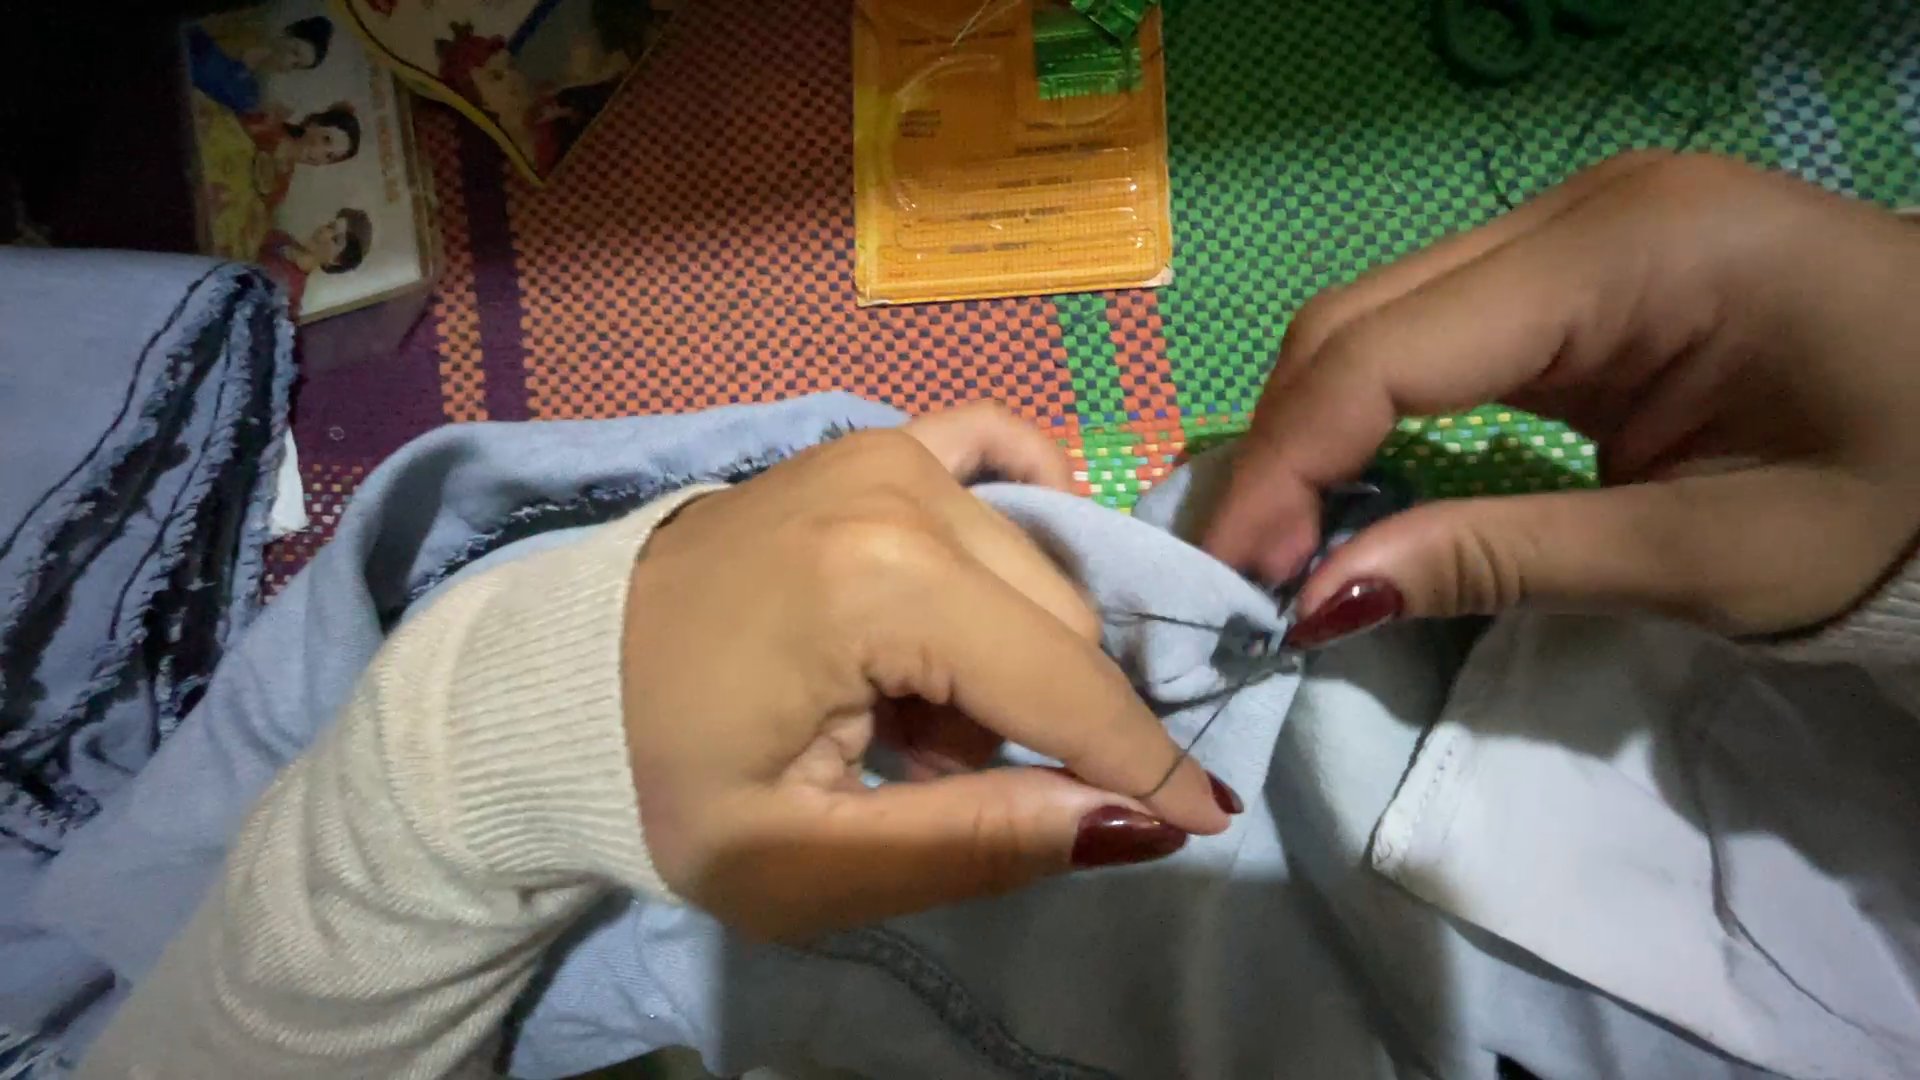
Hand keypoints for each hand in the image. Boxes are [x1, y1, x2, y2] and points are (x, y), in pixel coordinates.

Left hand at [621, 404, 1233, 938]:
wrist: (561, 682)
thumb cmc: (667, 779)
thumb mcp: (807, 861)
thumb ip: (976, 840)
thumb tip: (1131, 822)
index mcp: (875, 586)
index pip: (1059, 684)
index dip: (1140, 764)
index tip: (1205, 818)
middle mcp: (899, 490)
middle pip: (1058, 623)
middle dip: (1036, 720)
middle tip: (934, 767)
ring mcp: (888, 451)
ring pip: (1035, 567)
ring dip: (1009, 654)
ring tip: (908, 705)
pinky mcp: (876, 444)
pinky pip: (998, 445)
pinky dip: (1031, 503)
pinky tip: (1001, 567)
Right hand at [1206, 152, 1919, 639]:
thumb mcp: (1710, 556)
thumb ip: (1495, 562)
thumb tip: (1316, 598)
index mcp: (1626, 251)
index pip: (1380, 358)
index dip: (1286, 470)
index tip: (1239, 573)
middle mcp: (1565, 212)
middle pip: (1345, 327)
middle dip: (1275, 454)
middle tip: (1245, 563)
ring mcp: (1550, 236)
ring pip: (1354, 329)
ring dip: (1298, 438)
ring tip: (1277, 534)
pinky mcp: (1544, 277)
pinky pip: (1398, 342)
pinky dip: (1345, 422)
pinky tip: (1336, 486)